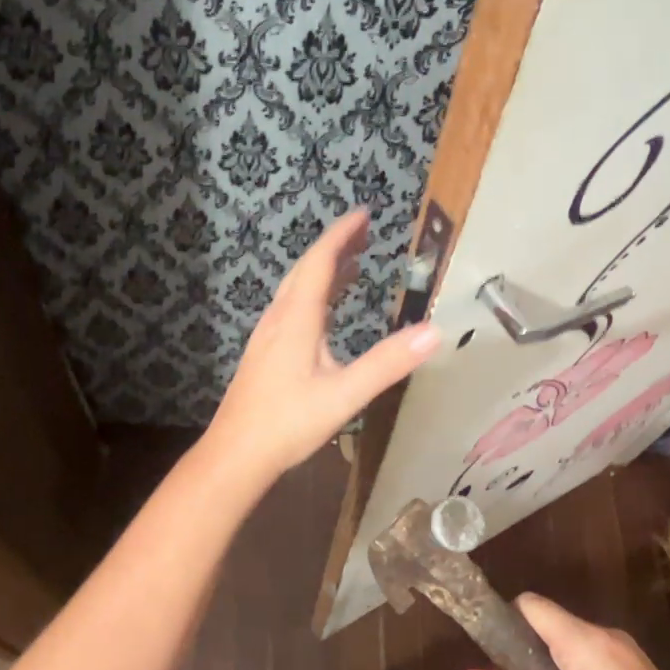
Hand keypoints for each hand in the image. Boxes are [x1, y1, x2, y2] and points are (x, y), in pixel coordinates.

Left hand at [203, 209, 438, 480]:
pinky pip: (290, 311)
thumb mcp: (344, 395)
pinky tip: (321, 314)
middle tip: (363, 233)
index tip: (363, 215)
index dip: (341, 236)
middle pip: (305, 271)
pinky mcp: (263, 356)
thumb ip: (387, 364)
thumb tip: (434, 332)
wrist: (235, 455)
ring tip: (351, 265)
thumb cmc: (287, 423)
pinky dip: (312, 297)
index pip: (319, 263)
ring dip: (322, 272)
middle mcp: (278, 319)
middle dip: (334, 248)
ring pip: (295, 292)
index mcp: (297, 319)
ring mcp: (266, 338)